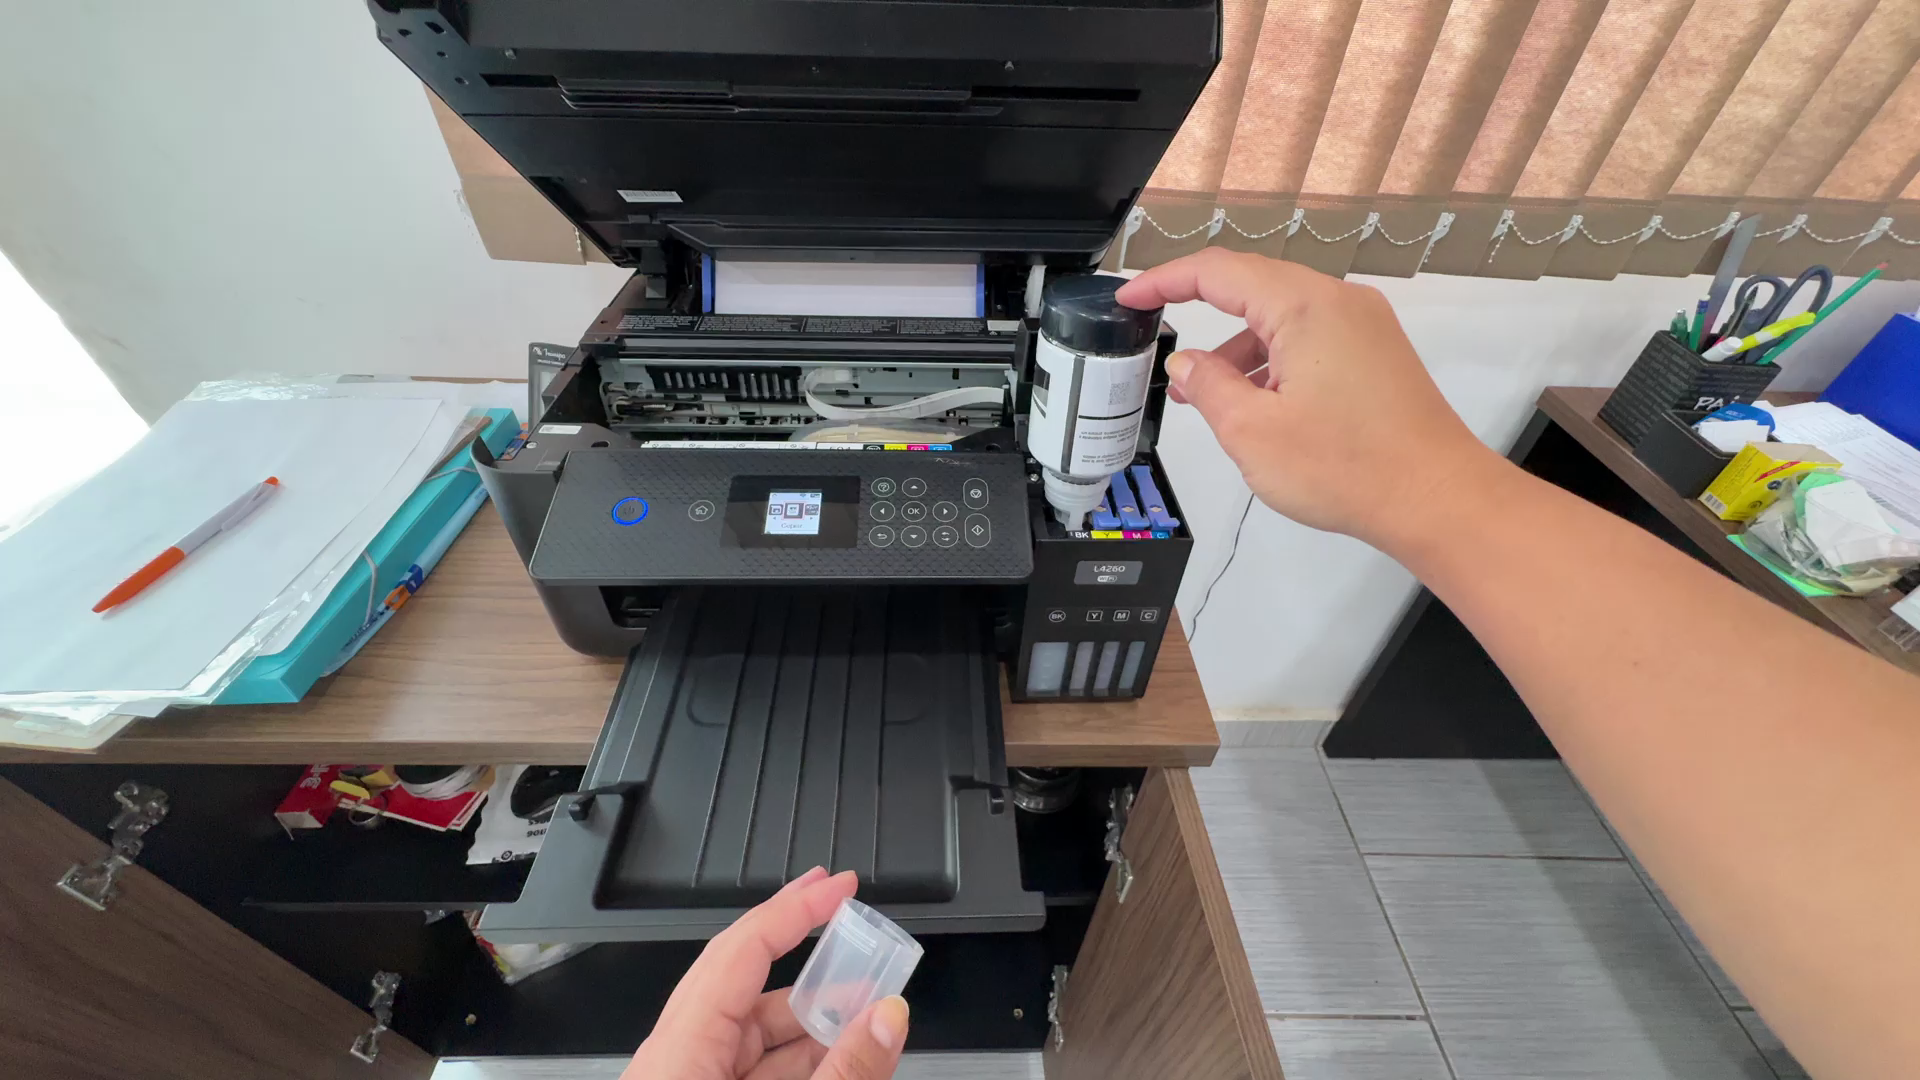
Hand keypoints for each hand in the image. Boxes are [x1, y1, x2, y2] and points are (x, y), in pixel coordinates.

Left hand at [624, 867, 910, 1079]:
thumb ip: (844, 1072)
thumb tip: (890, 1014)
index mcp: (679, 1054)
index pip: (742, 948)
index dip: (796, 907)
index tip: (841, 885)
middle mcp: (676, 1062)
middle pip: (746, 978)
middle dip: (802, 944)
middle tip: (845, 910)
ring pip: (753, 1029)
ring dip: (811, 1012)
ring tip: (865, 1000)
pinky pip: (753, 1067)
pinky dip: (799, 1055)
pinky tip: (840, 1055)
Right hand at [1115, 249, 1500, 547]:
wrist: (1436, 499)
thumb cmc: (1348, 467)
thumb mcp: (1251, 430)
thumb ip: (1208, 386)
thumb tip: (1185, 363)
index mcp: (1305, 308)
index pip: (1218, 272)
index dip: (1164, 281)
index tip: (1128, 298)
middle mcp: (1338, 303)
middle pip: (1250, 288)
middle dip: (1197, 316)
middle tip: (1154, 343)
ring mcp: (1360, 327)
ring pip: (1277, 320)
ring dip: (1232, 350)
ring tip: (1199, 395)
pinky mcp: (1371, 353)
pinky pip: (1304, 341)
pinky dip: (1267, 363)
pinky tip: (1250, 402)